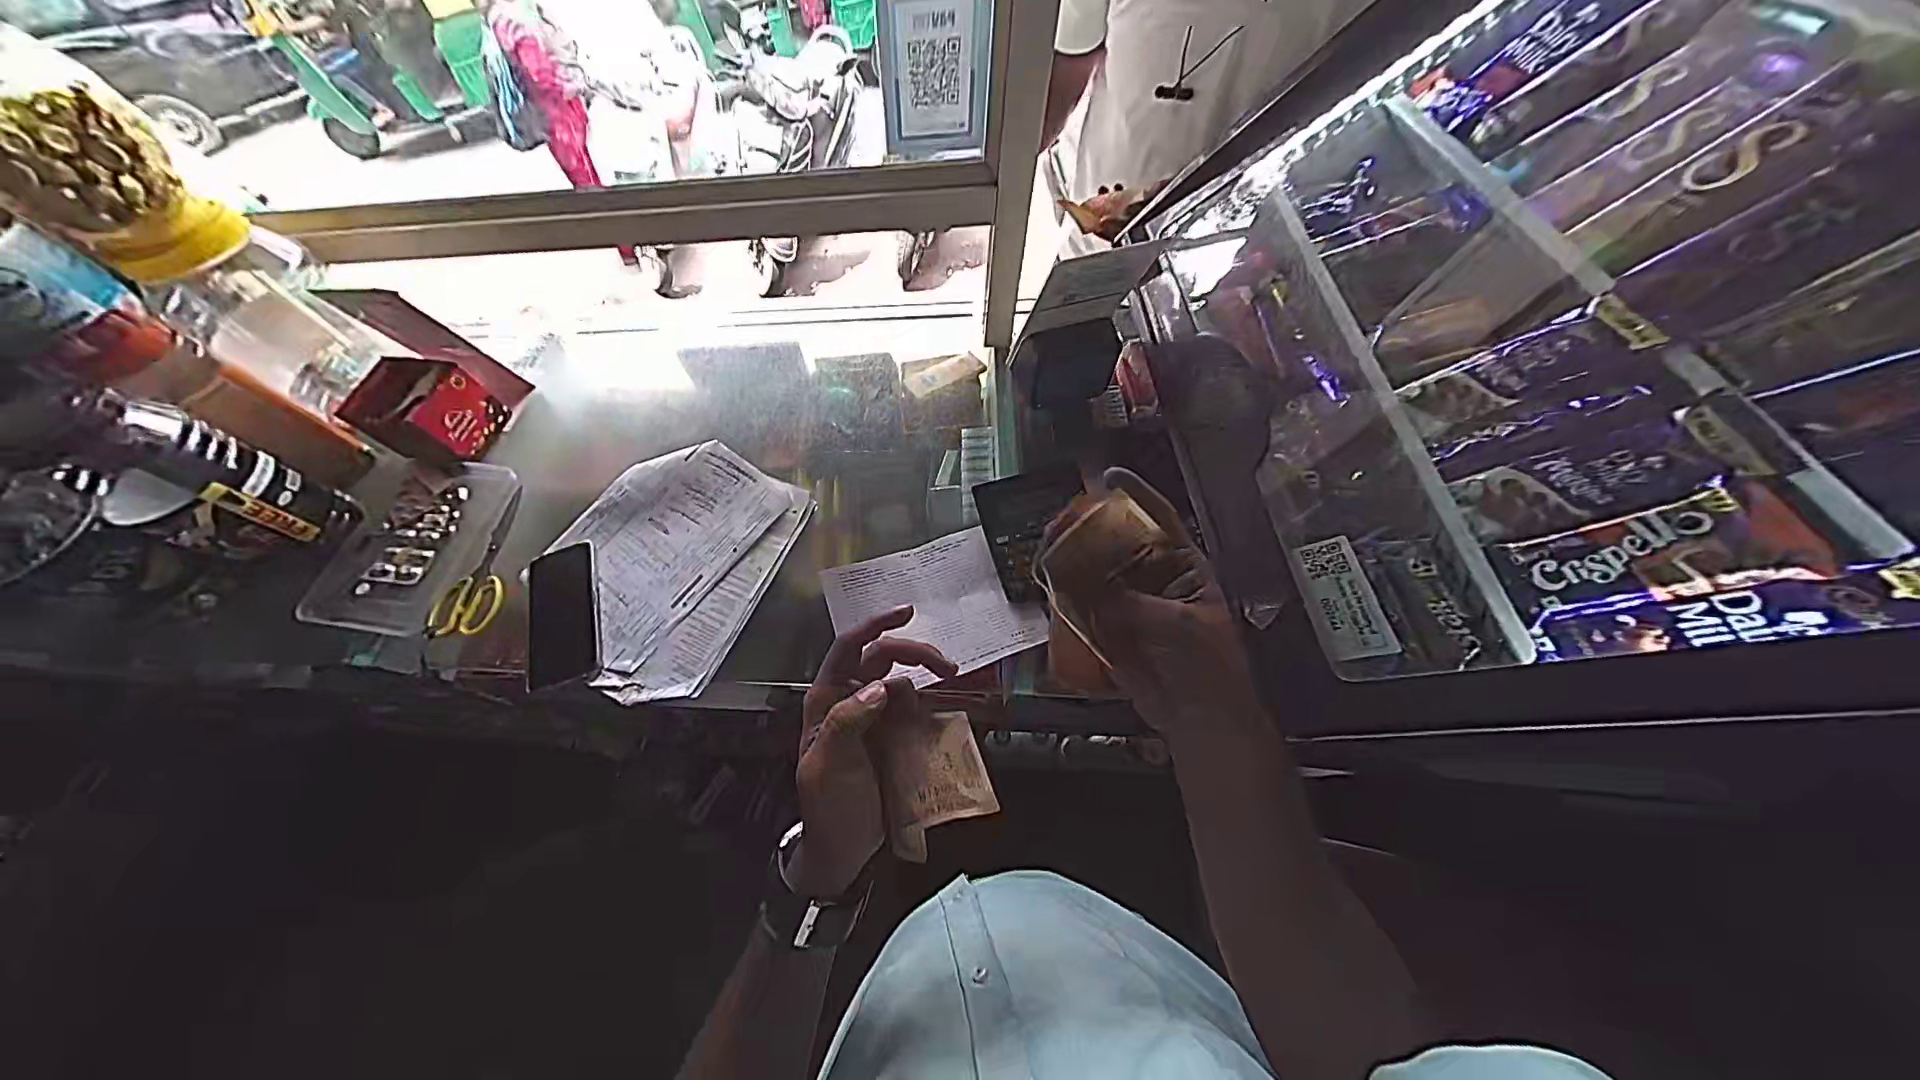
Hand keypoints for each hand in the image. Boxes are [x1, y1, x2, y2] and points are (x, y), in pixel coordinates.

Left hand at [789, 605, 956, 896]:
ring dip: (926, 675)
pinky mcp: (895, 734)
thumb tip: (878, 688)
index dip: (875, 625)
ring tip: (949, 680)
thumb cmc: (827, 807)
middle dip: (914, 653)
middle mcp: (852, 700)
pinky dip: (931, 702)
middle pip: (883, 659)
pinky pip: (916, 708)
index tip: (905, 613)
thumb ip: (848, 721)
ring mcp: (876, 717)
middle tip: (945, 665)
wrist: (844, 850)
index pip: (848, 648)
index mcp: (828, 699)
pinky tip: (944, 708)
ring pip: (903, 680)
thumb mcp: (828, 765)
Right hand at [1076, 468, 1264, 743]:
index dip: (1136, 495)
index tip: (1110, 476)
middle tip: (1063, 522)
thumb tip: (1093, 589)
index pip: (1161, 522)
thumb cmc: (1210, 670)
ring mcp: (1130, 605)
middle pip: (1118, 544)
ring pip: (1095, 574)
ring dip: (1071, 562)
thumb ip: (1134, 605)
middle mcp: (1154, 580)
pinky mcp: (1111, 630)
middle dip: (1090, 530)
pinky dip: (1066, 599)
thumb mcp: (1178, 628)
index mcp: (1184, 569)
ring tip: (1049, 551)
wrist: (1201, 720)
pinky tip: (1051, 589)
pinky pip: (1083, 608)